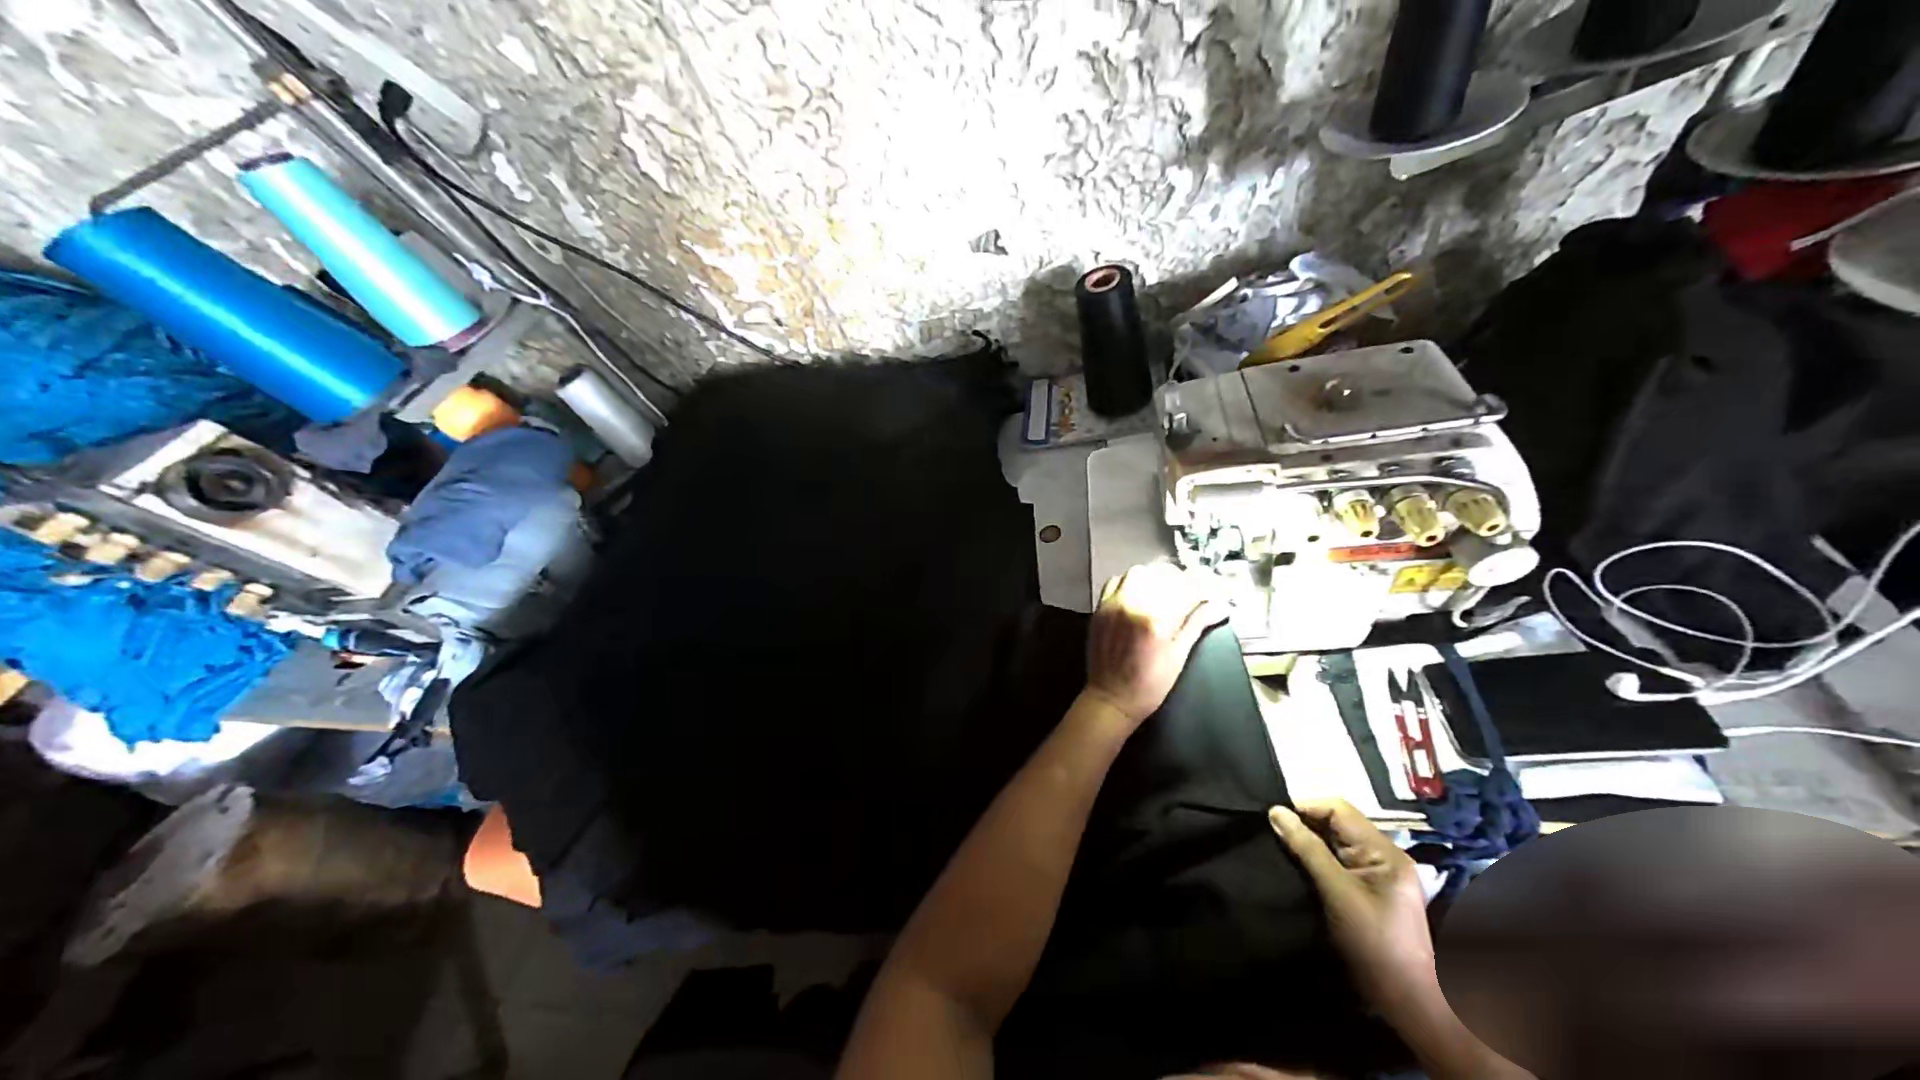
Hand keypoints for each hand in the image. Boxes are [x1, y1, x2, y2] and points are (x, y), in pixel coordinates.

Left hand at [1083, 563, 1226, 726]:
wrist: (1111, 699)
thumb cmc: (1150, 684)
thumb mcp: (1179, 655)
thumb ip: (1197, 624)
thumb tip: (1220, 605)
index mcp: (1155, 618)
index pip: (1185, 589)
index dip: (1203, 588)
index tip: (1212, 593)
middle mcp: (1132, 604)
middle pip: (1162, 576)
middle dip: (1180, 582)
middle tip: (1189, 595)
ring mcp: (1112, 604)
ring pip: (1138, 574)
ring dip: (1154, 578)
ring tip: (1164, 593)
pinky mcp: (1100, 608)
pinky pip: (1115, 582)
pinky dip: (1130, 583)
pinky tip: (1138, 595)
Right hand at [1268, 799, 1435, 1020]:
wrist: (1406, 1001)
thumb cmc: (1373, 944)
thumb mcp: (1336, 891)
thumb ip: (1306, 848)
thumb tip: (1275, 812)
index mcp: (1385, 851)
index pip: (1339, 809)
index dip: (1305, 807)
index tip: (1272, 817)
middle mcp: (1385, 855)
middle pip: (1338, 822)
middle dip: (1305, 822)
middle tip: (1271, 831)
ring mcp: (1380, 873)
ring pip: (1337, 840)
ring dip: (1309, 840)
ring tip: (1280, 844)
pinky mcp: (1372, 889)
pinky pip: (1340, 859)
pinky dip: (1318, 856)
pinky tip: (1298, 863)